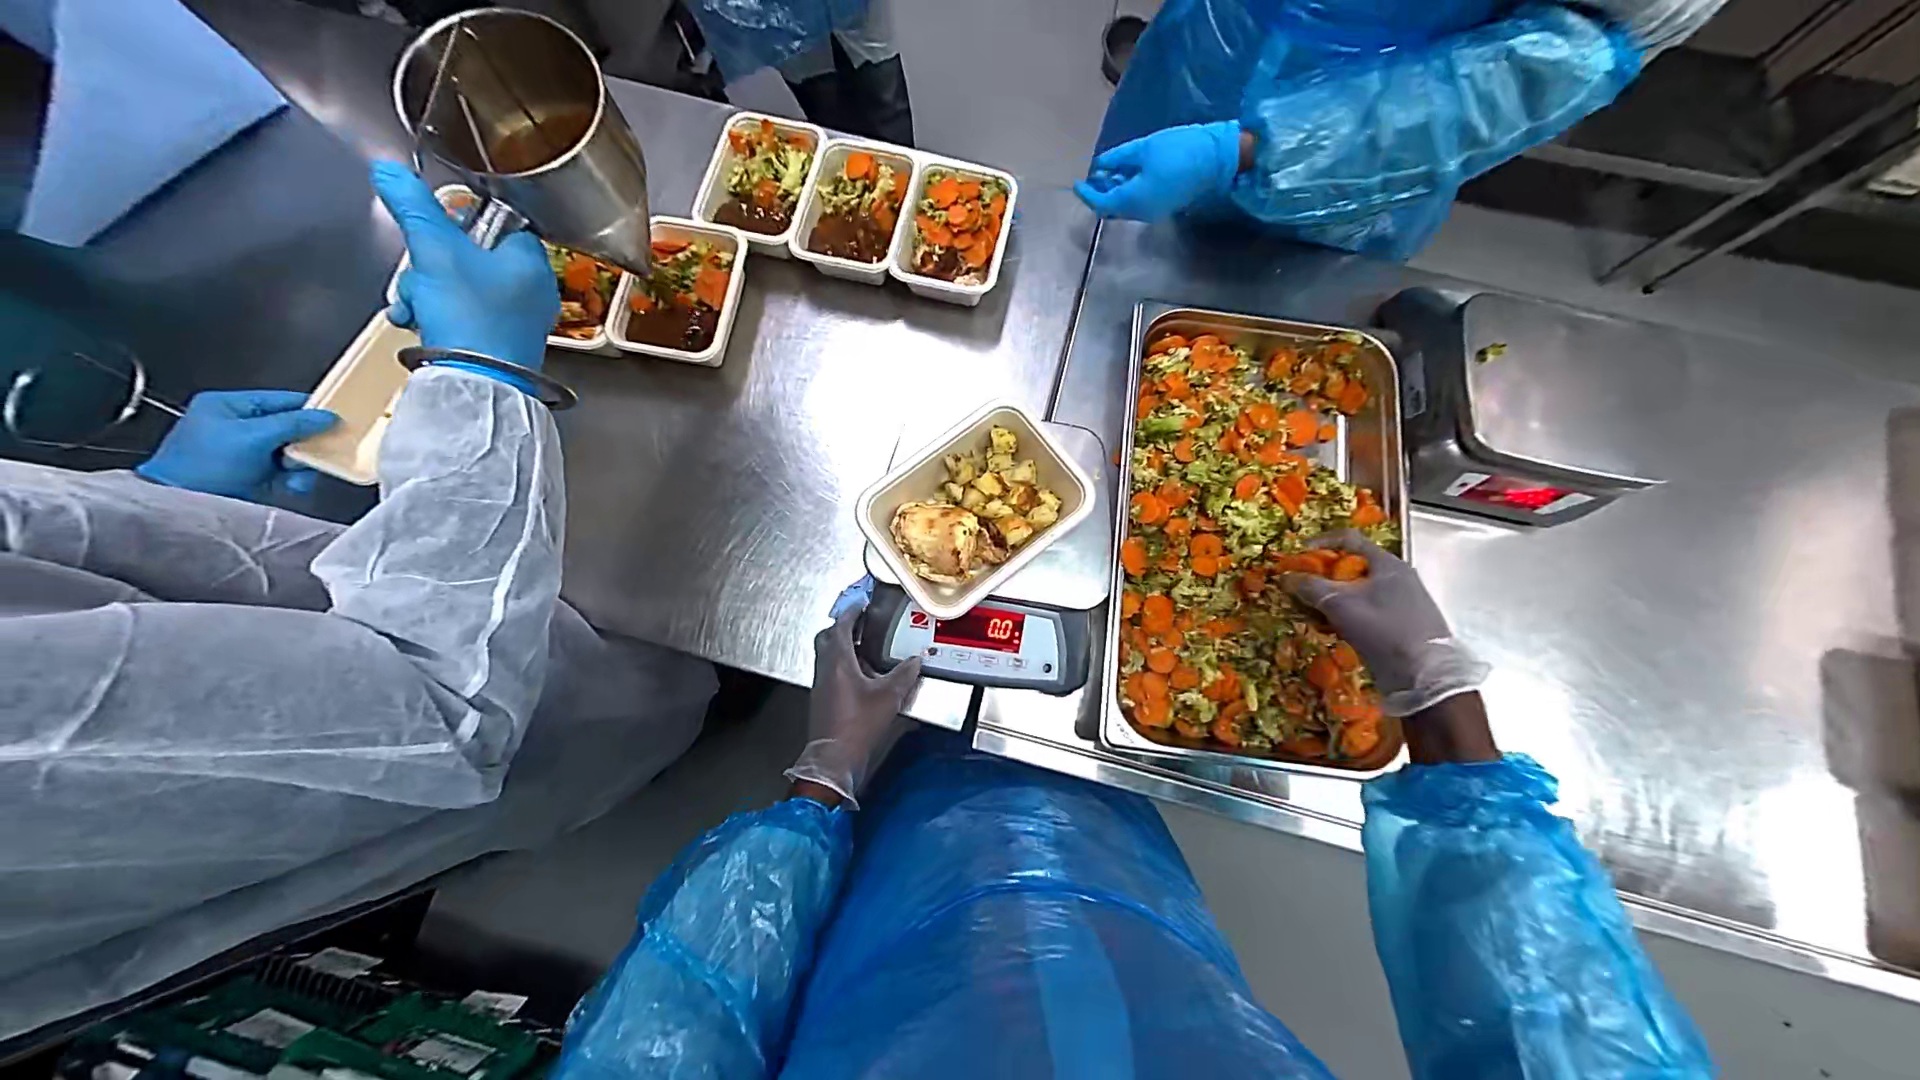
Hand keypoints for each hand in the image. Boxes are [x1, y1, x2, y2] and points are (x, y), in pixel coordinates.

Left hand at [136, 390, 337, 500]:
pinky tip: (288, 484)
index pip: (285, 400)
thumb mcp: (252, 436)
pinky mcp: (262, 473)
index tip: (339, 421)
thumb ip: (294, 423)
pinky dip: (298, 479)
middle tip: (312, 452)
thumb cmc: (204, 464)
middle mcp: (244, 427)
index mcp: (231, 407)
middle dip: (308, 444)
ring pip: (300, 452)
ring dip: (304, 464)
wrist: (187, 503)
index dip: (313, 410)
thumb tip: (328, 417)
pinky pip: (296, 471)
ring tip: (291, 473)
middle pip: (297, 429)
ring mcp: (253, 451)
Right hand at [371, 161, 557, 371]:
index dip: (462, 221)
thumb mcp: (436, 250)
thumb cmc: (469, 314)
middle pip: (472, 254)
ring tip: (417, 305)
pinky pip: (466, 312)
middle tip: (421, 276)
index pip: (500, 223)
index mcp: (532, 262)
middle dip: (431, 263)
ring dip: (426, 290)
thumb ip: (414, 207)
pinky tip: (418, 321)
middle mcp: (534, 289)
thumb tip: (391, 170)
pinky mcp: (505, 339)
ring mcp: (521, 316)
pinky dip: (437, 313)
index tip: (436, 230)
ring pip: (462, 284)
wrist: (479, 378)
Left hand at [784, 597, 923, 808]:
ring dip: (844, 647)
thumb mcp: (889, 697)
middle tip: (862, 624)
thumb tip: (916, 661)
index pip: (840, 627)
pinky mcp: (822, 698)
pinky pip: (830, 671)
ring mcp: (821, 684)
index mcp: (838, 661)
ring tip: (867, 648)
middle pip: (828, 637)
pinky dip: (844, 665)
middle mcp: (825, 669)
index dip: (852, 613)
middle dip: (844, 628)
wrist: (833, 759)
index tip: (862, 605)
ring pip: (828, 655)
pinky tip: (863, 675)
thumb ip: (904, 675)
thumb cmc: (858, 725)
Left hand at [1074, 121, 1242, 221]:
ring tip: (1108, 173)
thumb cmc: (1180, 149)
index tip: (1078, 183)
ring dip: (1113, 193)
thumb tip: (1099, 166)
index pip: (1101, 203)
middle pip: (1111, 209)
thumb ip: (1118, 159)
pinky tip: (1126, 176)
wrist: (1218, 158)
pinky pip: (1137, 204)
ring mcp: (1152, 212)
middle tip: (1093, 177)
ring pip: (1123, 207)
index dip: (1087, 194)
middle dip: (1099, 194)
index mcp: (1132, 199)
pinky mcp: (1162, 207)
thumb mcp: (1144, 148)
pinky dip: (1126, 193)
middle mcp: (1140, 213)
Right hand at [1281, 530, 1488, 716]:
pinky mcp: (1398, 622)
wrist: (1423, 677)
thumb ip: (1310, 587)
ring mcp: (1399, 601)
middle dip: (1321, 574)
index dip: (1319, 542)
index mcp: (1387, 564)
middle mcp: (1396, 577)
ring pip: (1355, 589)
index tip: (1298, 554)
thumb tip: (1285, 577)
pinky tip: (1329, 627)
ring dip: (1329, 596)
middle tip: (1299, 586)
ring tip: (1309, 610)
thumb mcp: (1340, 605)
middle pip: (1350, 565)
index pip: (1349, 539)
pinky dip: (1343, 612)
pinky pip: (1363, 608)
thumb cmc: (1383, 630)